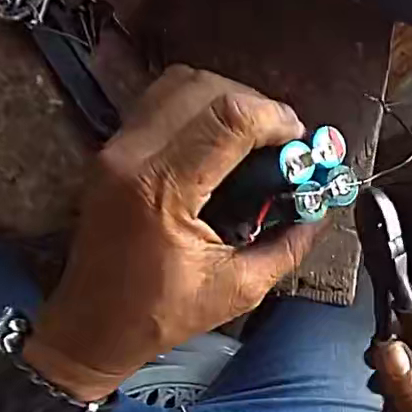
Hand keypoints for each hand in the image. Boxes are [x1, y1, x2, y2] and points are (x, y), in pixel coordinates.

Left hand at [28, 66, 323, 400]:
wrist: (91, 327)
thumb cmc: (160, 314)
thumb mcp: (240, 289)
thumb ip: (288, 246)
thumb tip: (320, 213)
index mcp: (163, 191)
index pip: (229, 118)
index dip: (276, 120)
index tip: (300, 143)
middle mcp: (132, 156)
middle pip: (205, 87)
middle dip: (257, 105)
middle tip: (283, 142)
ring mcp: (115, 148)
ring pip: (180, 83)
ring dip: (228, 100)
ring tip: (255, 138)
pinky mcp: (111, 151)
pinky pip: (162, 101)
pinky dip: (201, 107)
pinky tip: (222, 142)